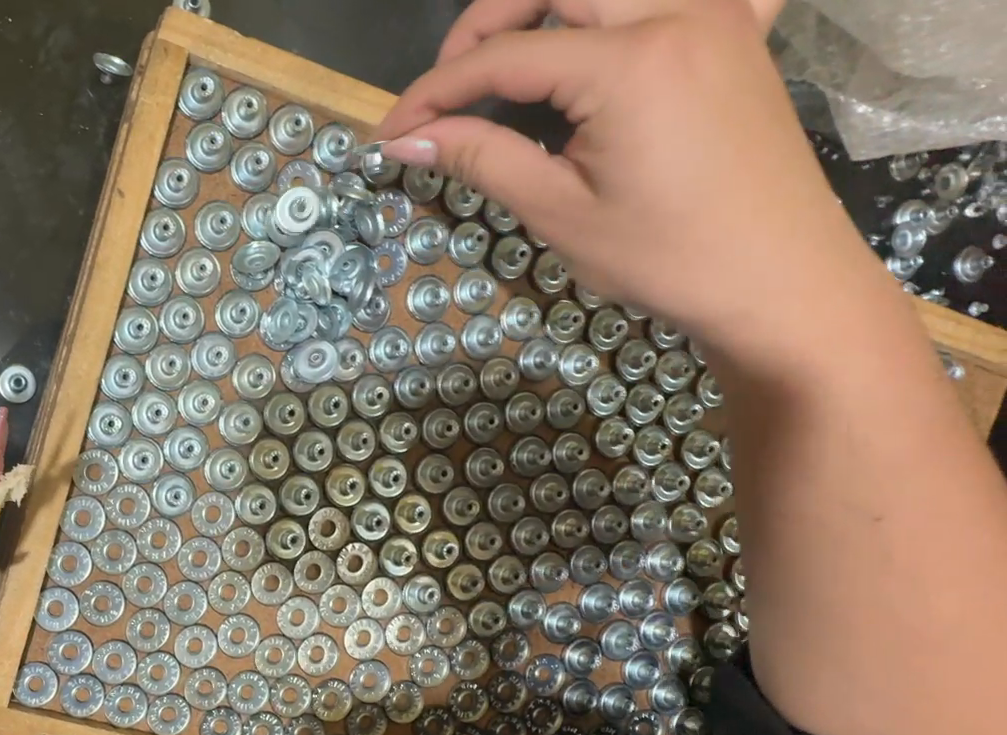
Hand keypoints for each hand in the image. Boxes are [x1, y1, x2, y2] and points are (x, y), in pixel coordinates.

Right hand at [374, 0, 884, 365]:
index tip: (389, 131)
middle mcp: (677, 13)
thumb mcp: (557, 211)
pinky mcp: (735, 34)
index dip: (433, 91)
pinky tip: (608, 46)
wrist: (778, 276)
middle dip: (481, 26)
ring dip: (541, 12)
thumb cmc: (663, 255)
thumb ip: (481, 158)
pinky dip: (619, 14)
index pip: (504, 56)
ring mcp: (716, 16)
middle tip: (444, 89)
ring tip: (501, 65)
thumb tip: (408, 140)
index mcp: (630, 64)